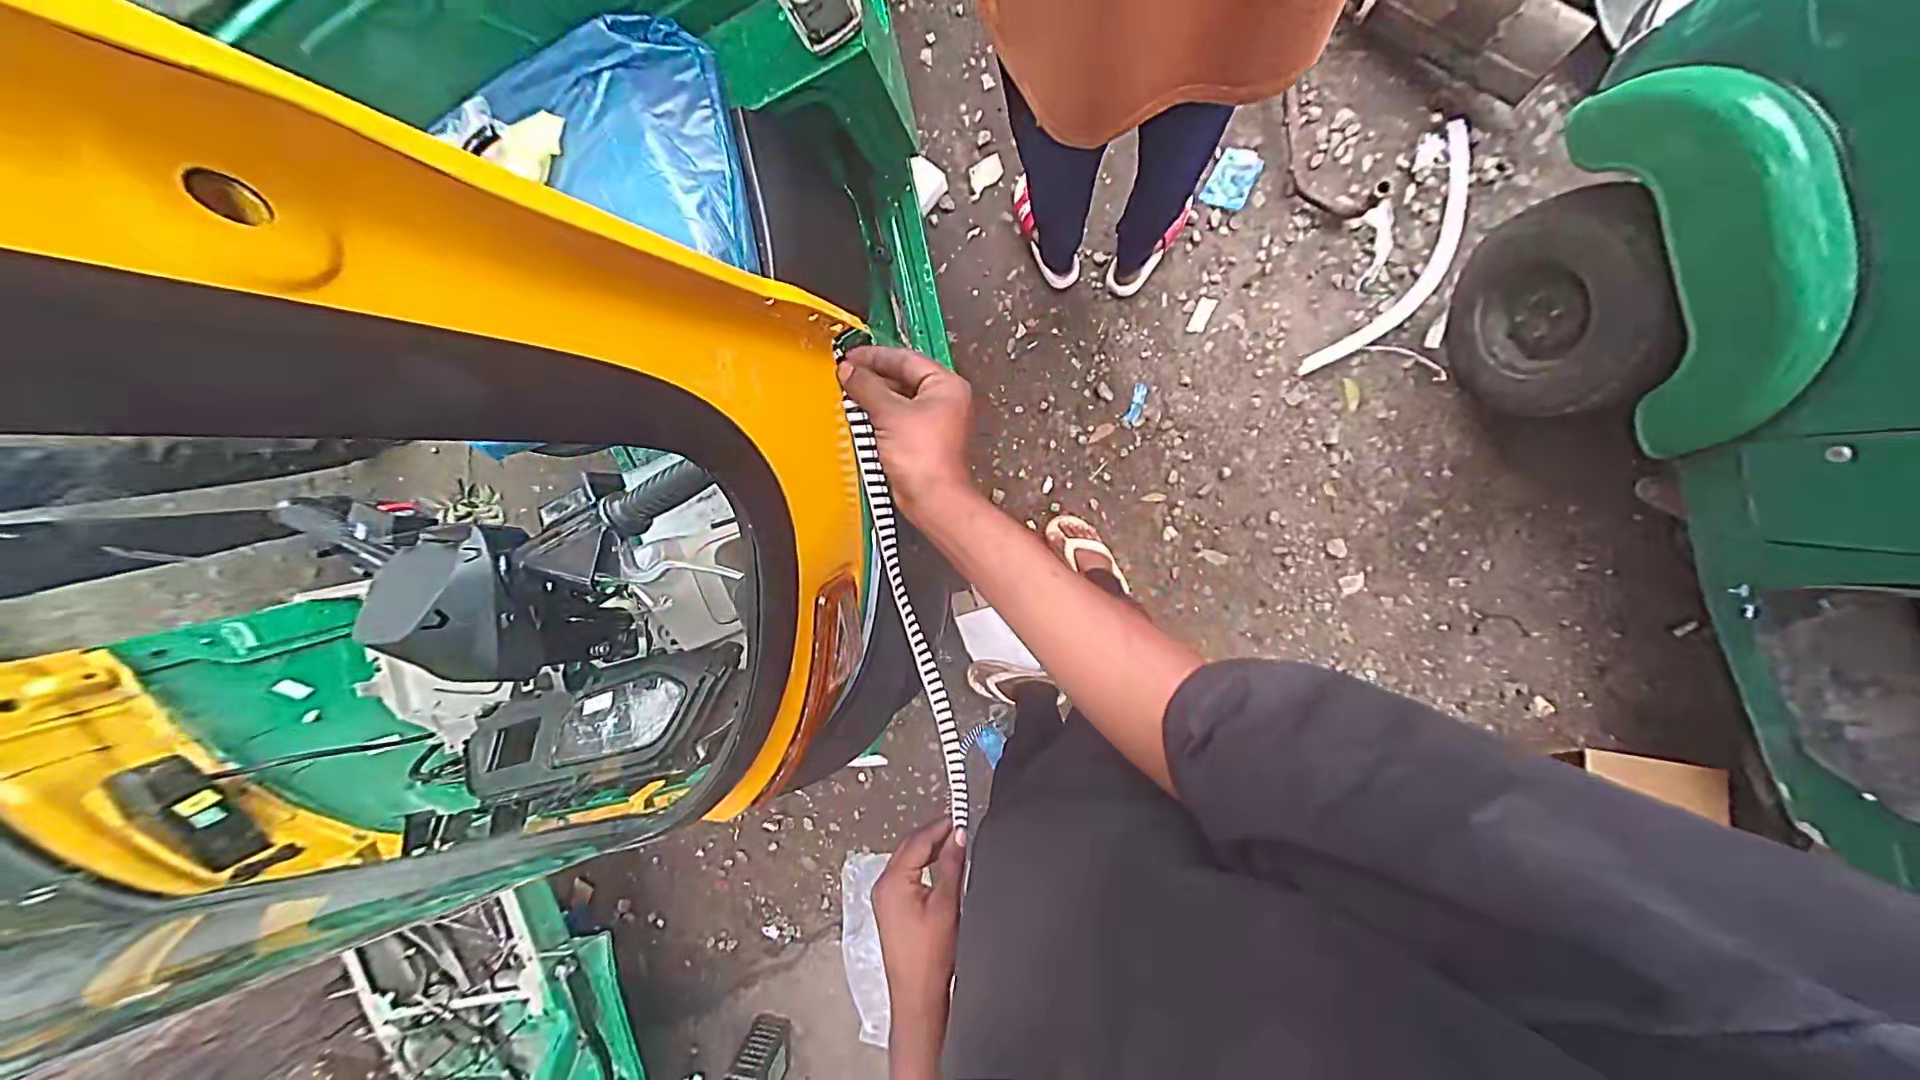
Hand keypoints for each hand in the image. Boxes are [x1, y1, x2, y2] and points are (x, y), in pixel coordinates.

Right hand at [837, 346, 975, 522]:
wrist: (932, 498)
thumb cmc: (926, 459)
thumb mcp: (889, 413)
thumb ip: (866, 387)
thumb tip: (849, 371)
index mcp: (946, 385)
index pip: (906, 359)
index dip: (875, 357)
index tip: (851, 357)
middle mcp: (945, 401)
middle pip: (903, 378)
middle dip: (872, 377)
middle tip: (846, 374)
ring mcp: (934, 422)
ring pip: (899, 399)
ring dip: (874, 396)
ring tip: (849, 391)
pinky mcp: (922, 441)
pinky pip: (897, 418)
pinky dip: (879, 414)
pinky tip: (861, 414)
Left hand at [873, 818, 965, 1076]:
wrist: (918, 997)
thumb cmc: (930, 958)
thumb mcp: (947, 904)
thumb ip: (952, 864)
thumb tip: (958, 836)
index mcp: (893, 881)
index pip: (918, 840)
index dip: (940, 826)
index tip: (959, 818)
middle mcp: (883, 885)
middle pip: (910, 846)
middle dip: (934, 834)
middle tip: (959, 827)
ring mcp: (885, 898)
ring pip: (908, 859)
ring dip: (929, 849)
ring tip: (953, 844)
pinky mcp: (891, 909)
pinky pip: (907, 874)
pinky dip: (924, 865)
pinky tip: (940, 867)